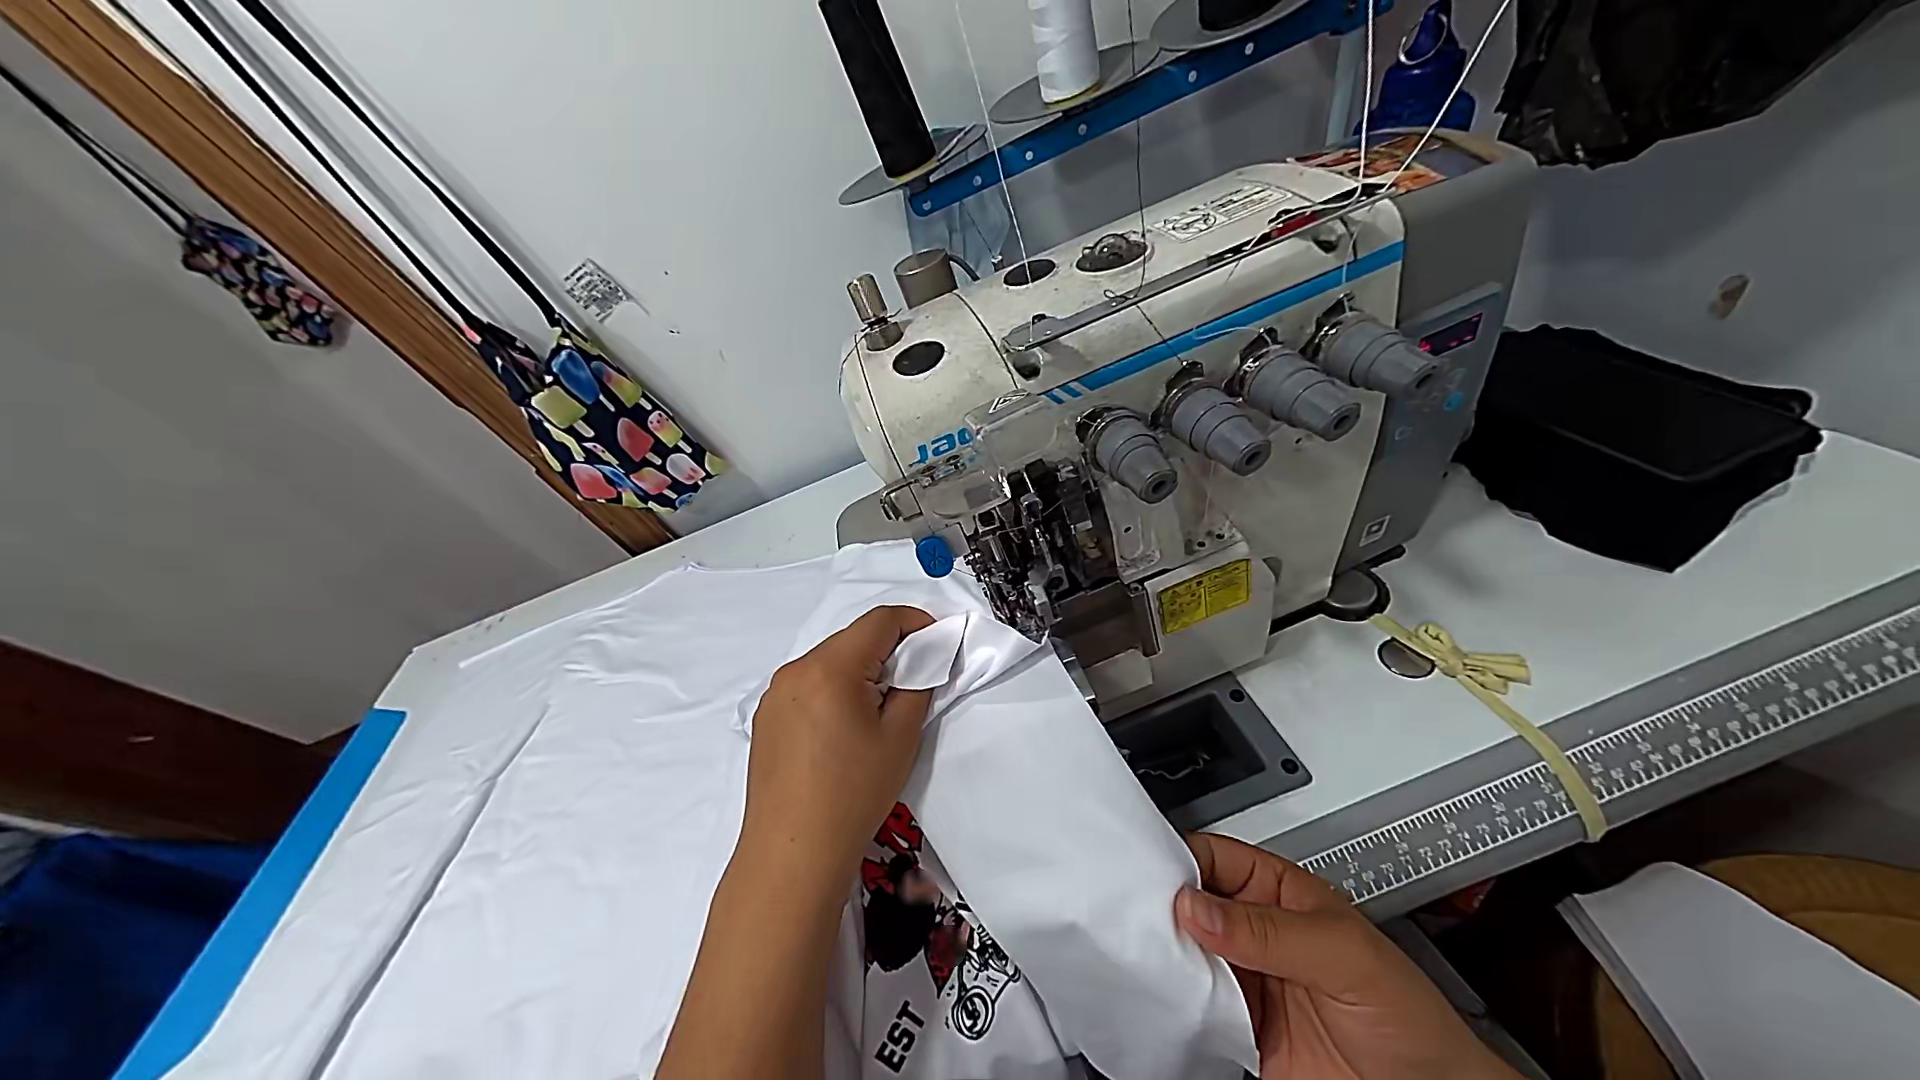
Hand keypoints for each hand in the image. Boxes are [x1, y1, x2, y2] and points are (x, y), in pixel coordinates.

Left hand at [742, 605, 936, 872]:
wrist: (793, 853)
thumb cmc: (852, 794)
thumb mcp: (901, 736)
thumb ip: (918, 685)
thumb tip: (922, 662)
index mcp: (830, 668)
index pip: (880, 621)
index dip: (916, 623)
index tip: (938, 641)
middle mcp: (796, 670)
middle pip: (853, 639)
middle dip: (889, 649)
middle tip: (916, 679)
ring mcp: (775, 694)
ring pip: (830, 661)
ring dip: (861, 670)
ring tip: (880, 709)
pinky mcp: (767, 717)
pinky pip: (809, 684)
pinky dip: (835, 689)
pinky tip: (846, 728)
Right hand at [1176, 834, 1517, 1079]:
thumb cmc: (1413, 1020)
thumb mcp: (1345, 957)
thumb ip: (1272, 929)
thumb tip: (1198, 906)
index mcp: (1275, 889)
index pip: (1211, 857)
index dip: (1177, 858)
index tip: (1148, 874)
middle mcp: (1252, 928)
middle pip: (1188, 902)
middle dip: (1161, 906)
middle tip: (1136, 916)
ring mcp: (1243, 976)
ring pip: (1182, 951)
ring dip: (1164, 954)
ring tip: (1144, 955)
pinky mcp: (1236, 1026)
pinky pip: (1190, 1005)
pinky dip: (1172, 1001)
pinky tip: (1164, 998)